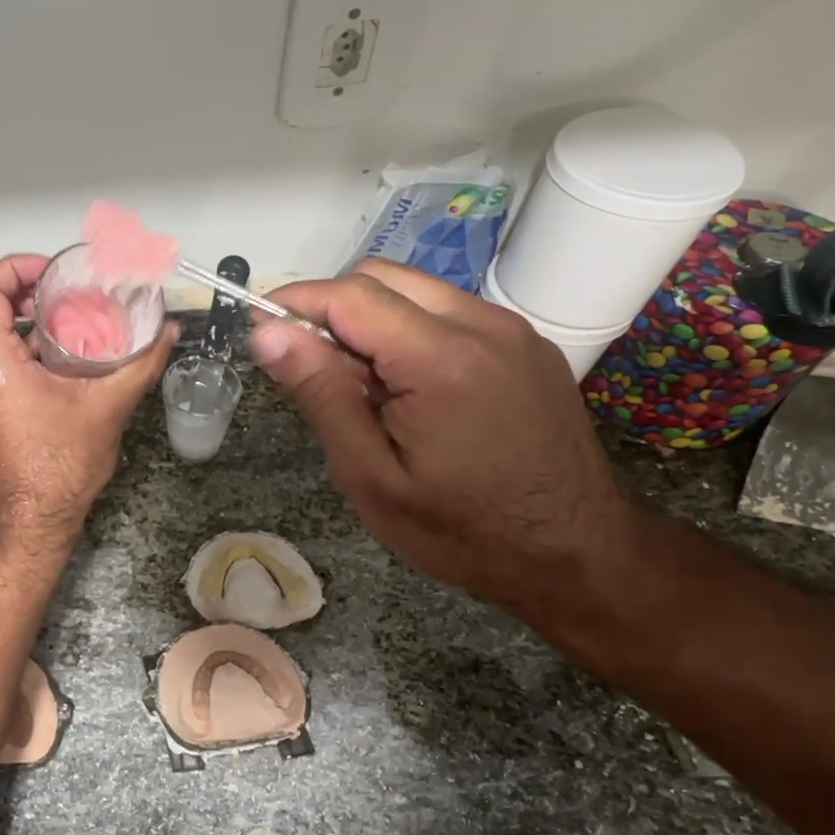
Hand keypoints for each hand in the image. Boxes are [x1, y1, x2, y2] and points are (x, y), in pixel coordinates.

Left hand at [0, 254, 177, 551]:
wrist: (31, 517)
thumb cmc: (60, 467)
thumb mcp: (108, 407)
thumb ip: (140, 362)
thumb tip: (166, 331)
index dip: (13, 268)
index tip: (50, 273)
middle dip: (13, 285)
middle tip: (55, 286)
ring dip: (12, 310)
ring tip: (57, 310)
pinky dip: (11, 336)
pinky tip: (53, 347)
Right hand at [246, 259, 634, 614]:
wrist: (576, 557)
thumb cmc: (460, 529)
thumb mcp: (369, 474)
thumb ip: (320, 393)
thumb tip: (267, 333)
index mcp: (441, 358)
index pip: (348, 294)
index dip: (293, 304)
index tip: (258, 331)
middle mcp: (482, 325)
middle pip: (380, 277)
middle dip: (330, 308)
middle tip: (310, 368)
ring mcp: (511, 330)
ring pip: (414, 290)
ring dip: (370, 319)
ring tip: (361, 387)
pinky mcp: (525, 344)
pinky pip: (447, 311)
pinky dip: (408, 330)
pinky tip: (407, 388)